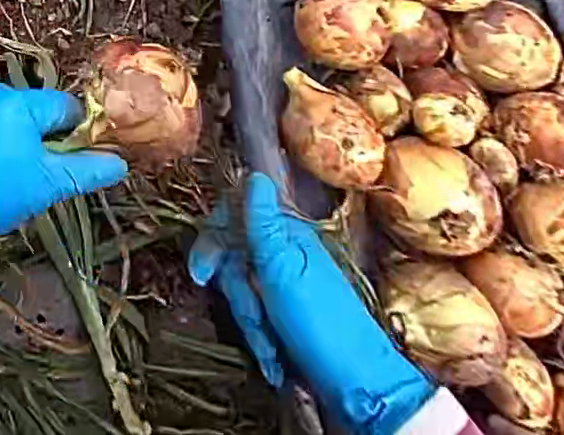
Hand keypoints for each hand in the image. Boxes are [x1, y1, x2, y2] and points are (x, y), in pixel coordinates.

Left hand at [0, 83, 128, 264]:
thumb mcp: (48, 184)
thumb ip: (87, 169)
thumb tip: (119, 163)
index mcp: (21, 101)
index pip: (68, 107)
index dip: (80, 133)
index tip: (81, 159)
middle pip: (45, 111)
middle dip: (54, 139)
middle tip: (51, 172)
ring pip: (23, 118)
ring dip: (32, 141)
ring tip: (26, 174)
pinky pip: (1, 123)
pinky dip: (10, 140)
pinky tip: (5, 167)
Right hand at [189, 173, 434, 434]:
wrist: (360, 389)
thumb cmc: (322, 324)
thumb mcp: (283, 269)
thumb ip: (262, 222)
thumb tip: (252, 174)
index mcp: (284, 232)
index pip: (233, 214)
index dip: (213, 239)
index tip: (203, 270)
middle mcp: (282, 251)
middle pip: (233, 256)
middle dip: (237, 292)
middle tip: (253, 314)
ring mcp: (284, 284)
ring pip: (241, 290)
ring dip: (251, 322)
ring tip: (271, 348)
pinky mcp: (284, 315)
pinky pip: (256, 317)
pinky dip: (261, 340)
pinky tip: (274, 359)